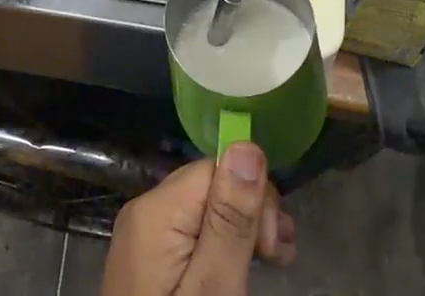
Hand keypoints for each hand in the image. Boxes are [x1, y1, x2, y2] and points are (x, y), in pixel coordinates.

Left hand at [100, 142, 296, 295]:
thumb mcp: (214, 287)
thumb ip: (229, 219)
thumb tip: (247, 144)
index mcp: (155, 210)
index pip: (216, 168)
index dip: (252, 197)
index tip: (274, 244)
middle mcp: (145, 211)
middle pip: (212, 185)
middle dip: (252, 213)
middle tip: (279, 258)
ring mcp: (145, 235)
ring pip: (207, 207)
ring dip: (244, 229)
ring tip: (275, 261)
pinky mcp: (151, 257)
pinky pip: (193, 230)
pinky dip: (223, 243)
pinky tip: (245, 265)